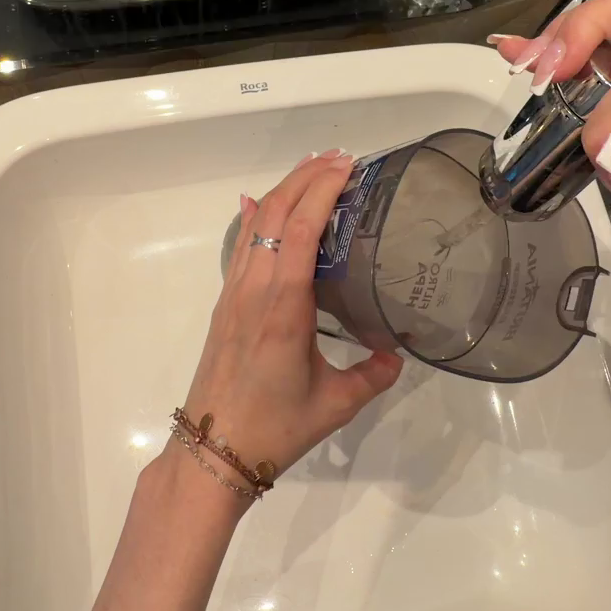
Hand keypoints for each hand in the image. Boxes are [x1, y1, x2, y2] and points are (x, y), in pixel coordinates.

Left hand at [182, 151, 404, 480]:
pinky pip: (243, 244)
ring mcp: (234, 292)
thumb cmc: (274, 428)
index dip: (321, 190)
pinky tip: (264, 206)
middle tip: (339, 159)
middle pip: (274, 212)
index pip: (299, 230)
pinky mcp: (225, 302)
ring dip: (284, 191)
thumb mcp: (335, 404)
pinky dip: (259, 215)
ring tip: (313, 171)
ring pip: (254, 223)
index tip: (346, 166)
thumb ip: (372, 375)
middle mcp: (254, 288)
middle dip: (305, 177)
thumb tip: (398, 355)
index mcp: (283, 306)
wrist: (211, 451)